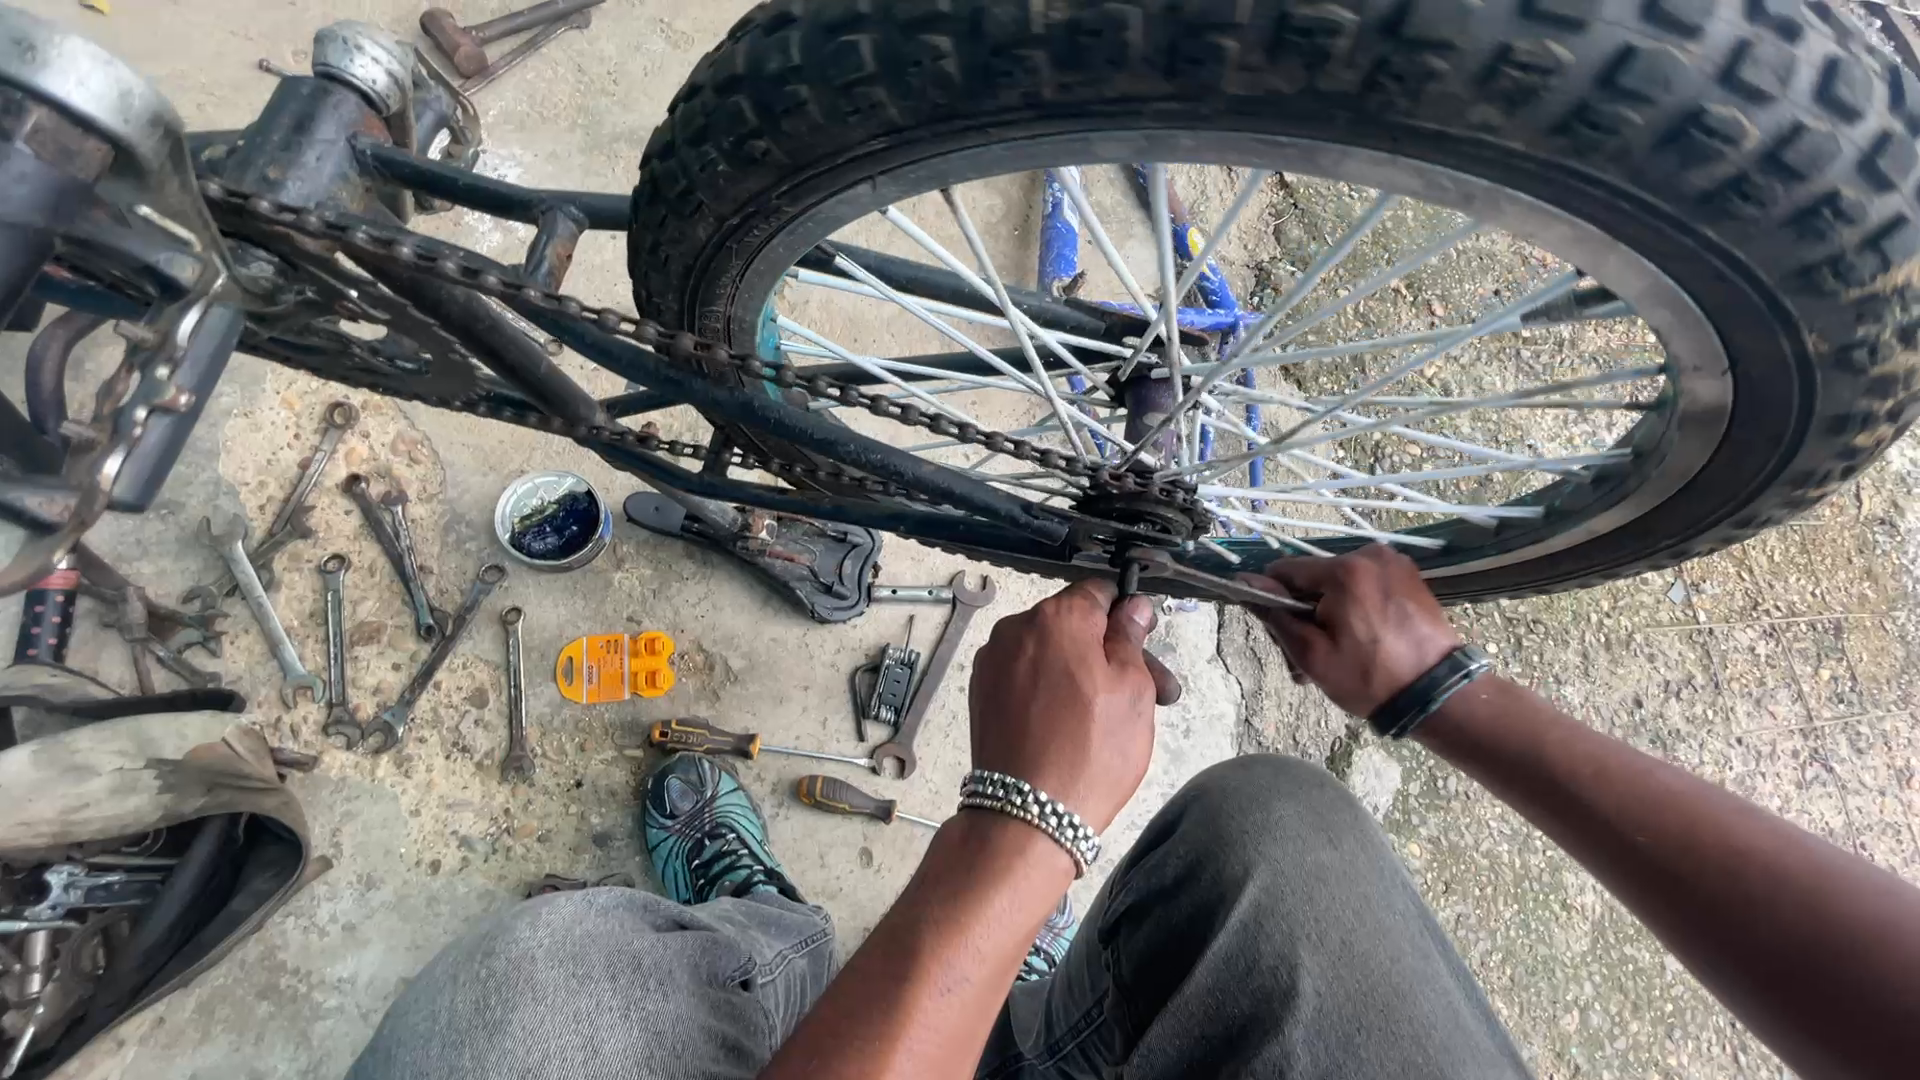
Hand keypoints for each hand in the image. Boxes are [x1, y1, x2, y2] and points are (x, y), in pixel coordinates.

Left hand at [966, 579, 1159, 830]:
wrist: (1026, 813)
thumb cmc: (1090, 750)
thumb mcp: (1132, 689)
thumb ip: (1129, 637)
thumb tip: (1131, 606)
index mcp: (1056, 616)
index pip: (1099, 592)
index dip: (1127, 614)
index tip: (1146, 644)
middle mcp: (1016, 627)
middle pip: (1074, 624)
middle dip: (1111, 651)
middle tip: (1151, 693)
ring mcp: (993, 660)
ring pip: (1050, 651)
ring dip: (1082, 671)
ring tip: (1112, 715)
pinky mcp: (981, 691)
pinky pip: (1026, 674)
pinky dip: (1050, 688)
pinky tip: (1072, 722)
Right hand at [1246, 545, 1462, 717]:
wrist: (1439, 697)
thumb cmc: (1370, 678)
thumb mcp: (1310, 653)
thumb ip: (1275, 614)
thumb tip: (1243, 583)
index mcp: (1344, 570)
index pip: (1283, 571)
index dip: (1273, 601)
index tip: (1284, 636)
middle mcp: (1370, 555)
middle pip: (1311, 579)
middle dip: (1303, 614)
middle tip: (1309, 657)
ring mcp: (1394, 563)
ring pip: (1336, 584)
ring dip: (1327, 614)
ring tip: (1335, 653)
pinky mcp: (1409, 576)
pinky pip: (1363, 586)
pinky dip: (1353, 608)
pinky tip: (1358, 639)